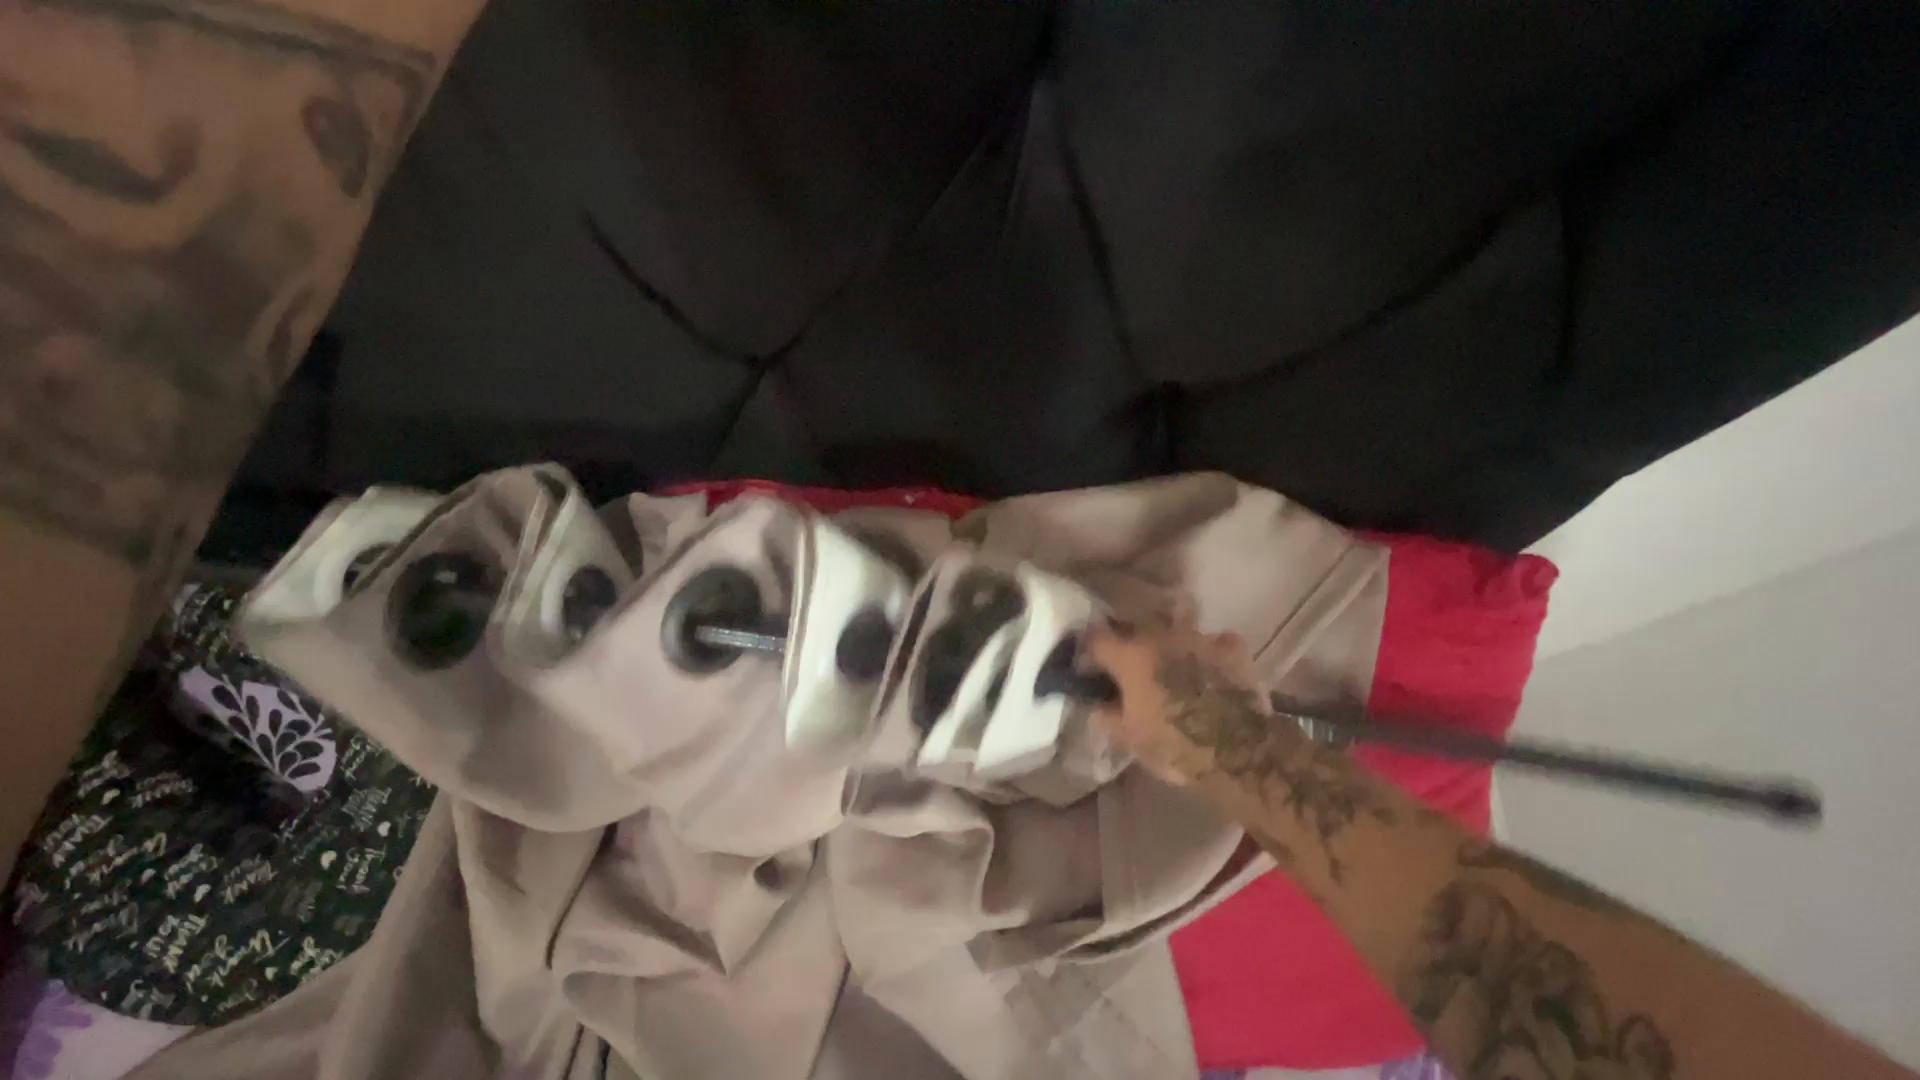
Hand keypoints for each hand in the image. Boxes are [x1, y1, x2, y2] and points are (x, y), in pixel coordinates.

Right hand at [1081, 613, 1299, 787]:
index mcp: (1131, 655)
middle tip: (1132, 675)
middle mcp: (1162, 636)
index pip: (1095, 638)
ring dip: (1169, 650)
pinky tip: (1210, 670)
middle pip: (1137, 632)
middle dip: (1130, 650)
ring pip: (1175, 634)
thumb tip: (1098, 705)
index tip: (1089, 668)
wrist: (1240, 752)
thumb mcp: (1128, 738)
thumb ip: (1106, 715)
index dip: (1088, 652)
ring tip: (1174, 673)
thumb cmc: (1174, 745)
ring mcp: (1200, 638)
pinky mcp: (1233, 649)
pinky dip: (1208, 653)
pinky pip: (1213, 643)